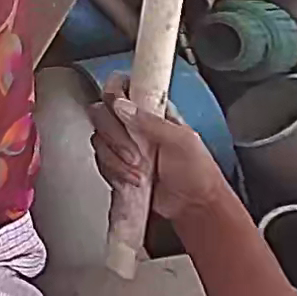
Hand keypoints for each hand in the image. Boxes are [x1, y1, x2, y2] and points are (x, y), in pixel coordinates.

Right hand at [87, 73, 234, 219]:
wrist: (194, 209)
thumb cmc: (197, 173)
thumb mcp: (182, 141)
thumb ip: (151, 121)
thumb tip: (120, 104)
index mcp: (151, 109)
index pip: (122, 86)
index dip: (113, 92)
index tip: (117, 107)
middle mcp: (133, 123)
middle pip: (102, 112)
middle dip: (114, 135)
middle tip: (134, 153)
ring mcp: (122, 144)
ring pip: (99, 138)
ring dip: (116, 157)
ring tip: (139, 171)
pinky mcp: (115, 164)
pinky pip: (100, 160)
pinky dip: (114, 171)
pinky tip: (133, 179)